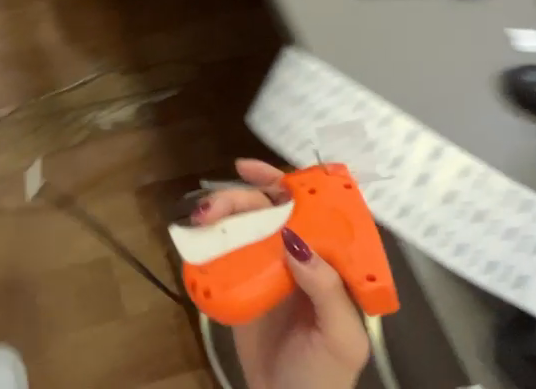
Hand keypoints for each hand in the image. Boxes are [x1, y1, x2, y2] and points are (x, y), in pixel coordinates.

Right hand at [192, 160, 369, 388]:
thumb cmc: (324, 379)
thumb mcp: (341, 339)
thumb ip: (327, 289)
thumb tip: (293, 238)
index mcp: (331, 266)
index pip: (312, 211)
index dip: (284, 182)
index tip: (249, 169)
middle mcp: (299, 260)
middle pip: (267, 211)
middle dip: (237, 198)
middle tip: (211, 207)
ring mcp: (267, 271)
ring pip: (242, 225)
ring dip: (218, 214)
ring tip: (198, 219)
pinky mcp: (239, 285)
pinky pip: (222, 252)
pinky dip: (206, 239)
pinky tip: (194, 236)